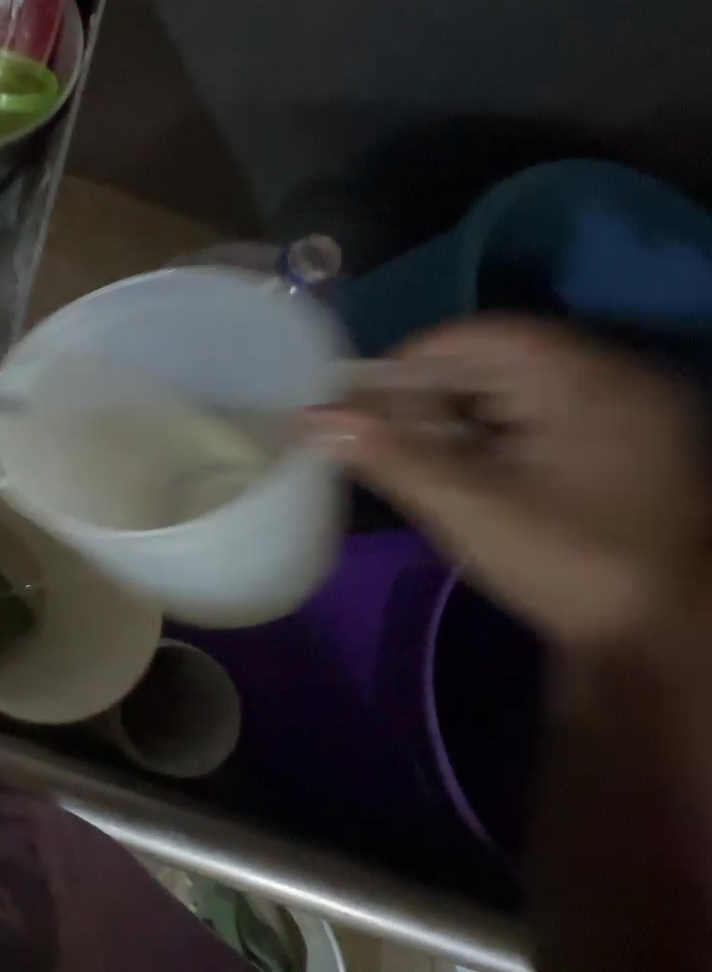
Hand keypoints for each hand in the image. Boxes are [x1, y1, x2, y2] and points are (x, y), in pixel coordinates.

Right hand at [308, 316, 710, 646]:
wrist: (661, 635)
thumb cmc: (567, 563)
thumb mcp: (466, 507)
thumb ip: (387, 454)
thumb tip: (310, 416)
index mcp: (588, 384)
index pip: (478, 336)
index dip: (408, 363)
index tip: (364, 409)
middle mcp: (612, 381)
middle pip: (488, 359)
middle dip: (422, 396)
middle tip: (380, 442)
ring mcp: (619, 411)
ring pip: (502, 387)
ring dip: (445, 418)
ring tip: (417, 462)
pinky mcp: (612, 440)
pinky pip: (526, 411)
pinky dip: (478, 432)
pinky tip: (460, 471)